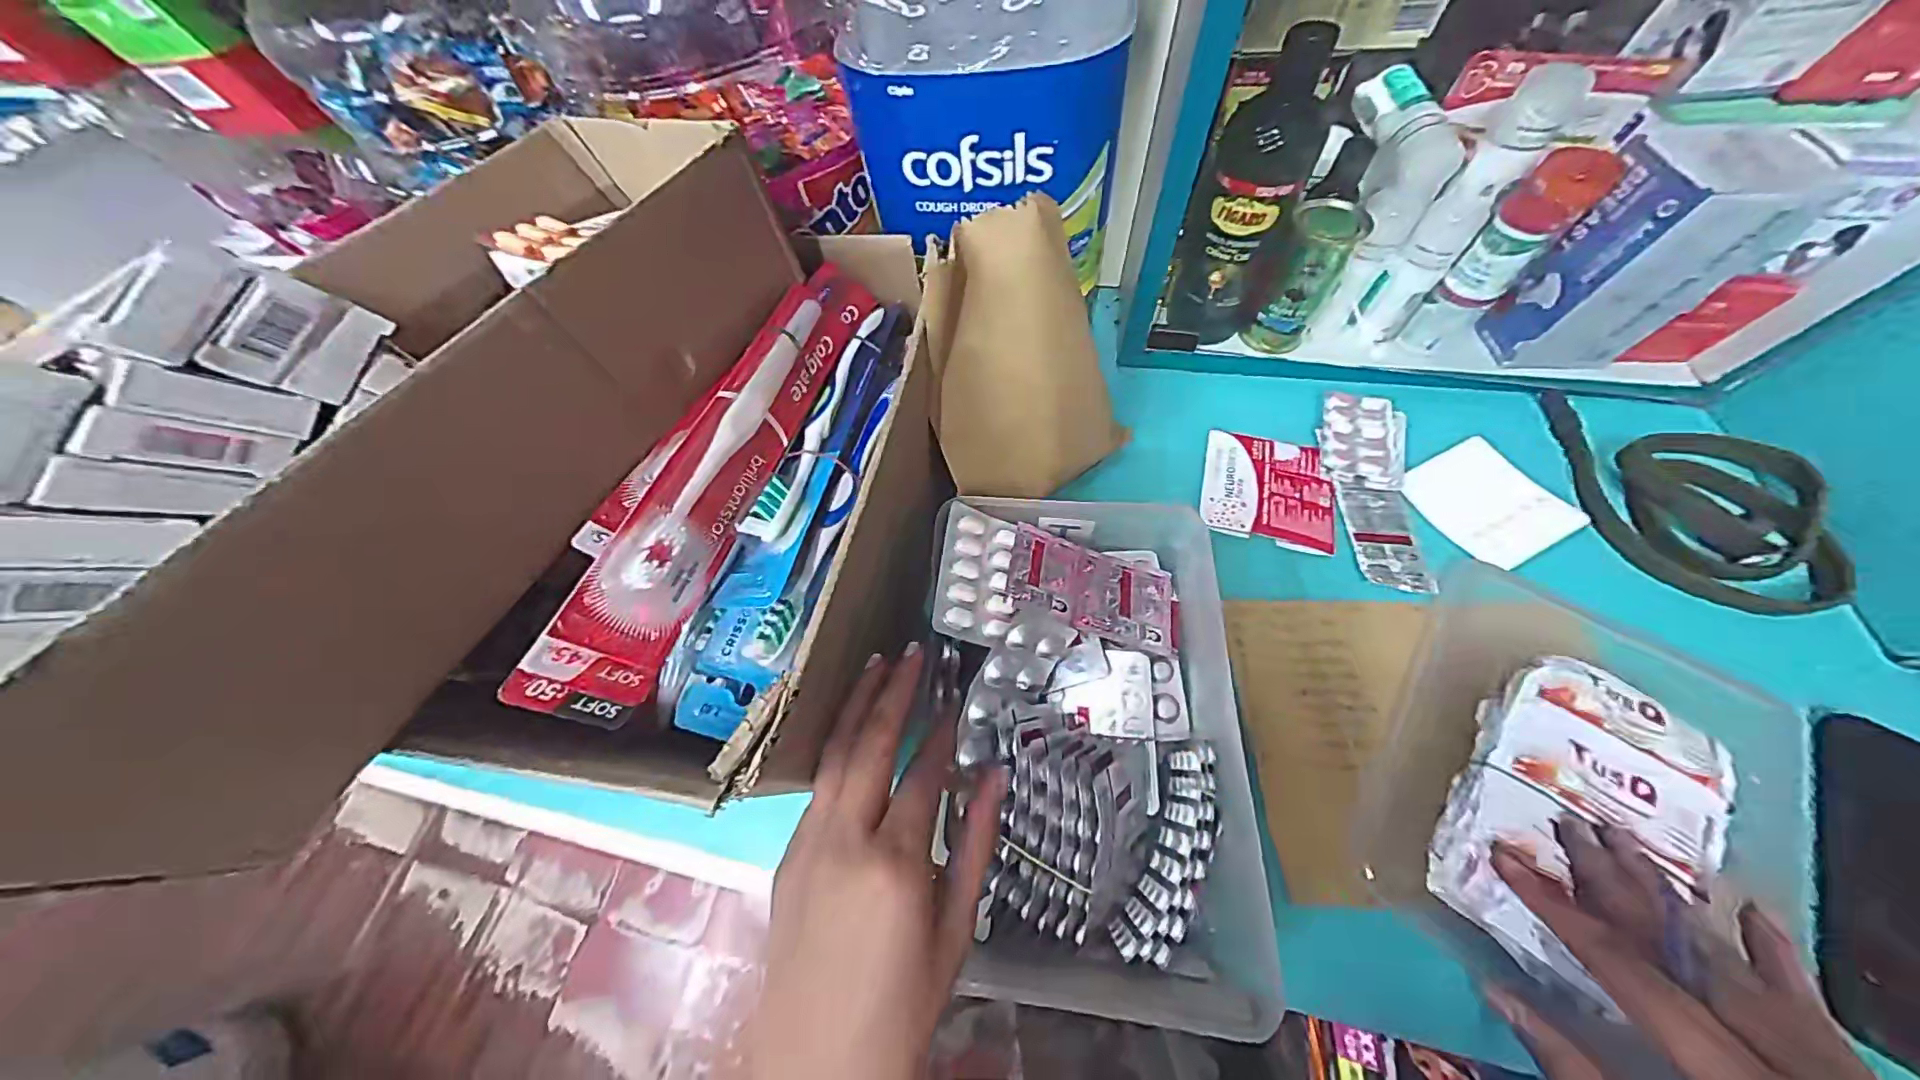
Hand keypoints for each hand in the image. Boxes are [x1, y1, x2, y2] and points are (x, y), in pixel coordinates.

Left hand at [748, 645, 1007, 1079]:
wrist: (817, 1059)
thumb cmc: (902, 1003)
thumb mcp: (956, 930)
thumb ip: (975, 844)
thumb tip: (993, 778)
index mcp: (896, 862)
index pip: (925, 773)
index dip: (944, 730)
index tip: (955, 696)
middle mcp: (845, 839)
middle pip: (872, 745)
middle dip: (894, 693)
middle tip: (913, 654)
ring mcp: (808, 842)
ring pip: (835, 754)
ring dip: (856, 705)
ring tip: (875, 665)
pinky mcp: (788, 852)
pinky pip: (818, 783)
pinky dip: (837, 744)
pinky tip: (851, 725)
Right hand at [1486, 818, 1870, 1079]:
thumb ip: (1575, 1069)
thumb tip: (1500, 994)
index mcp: (1719, 1068)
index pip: (1619, 965)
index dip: (1555, 908)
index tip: (1507, 859)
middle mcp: (1774, 1051)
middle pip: (1677, 947)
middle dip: (1615, 881)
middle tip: (1571, 825)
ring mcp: (1822, 1060)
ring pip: (1730, 959)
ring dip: (1671, 898)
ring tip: (1627, 843)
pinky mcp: (1846, 1069)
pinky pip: (1804, 998)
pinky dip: (1773, 953)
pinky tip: (1748, 910)